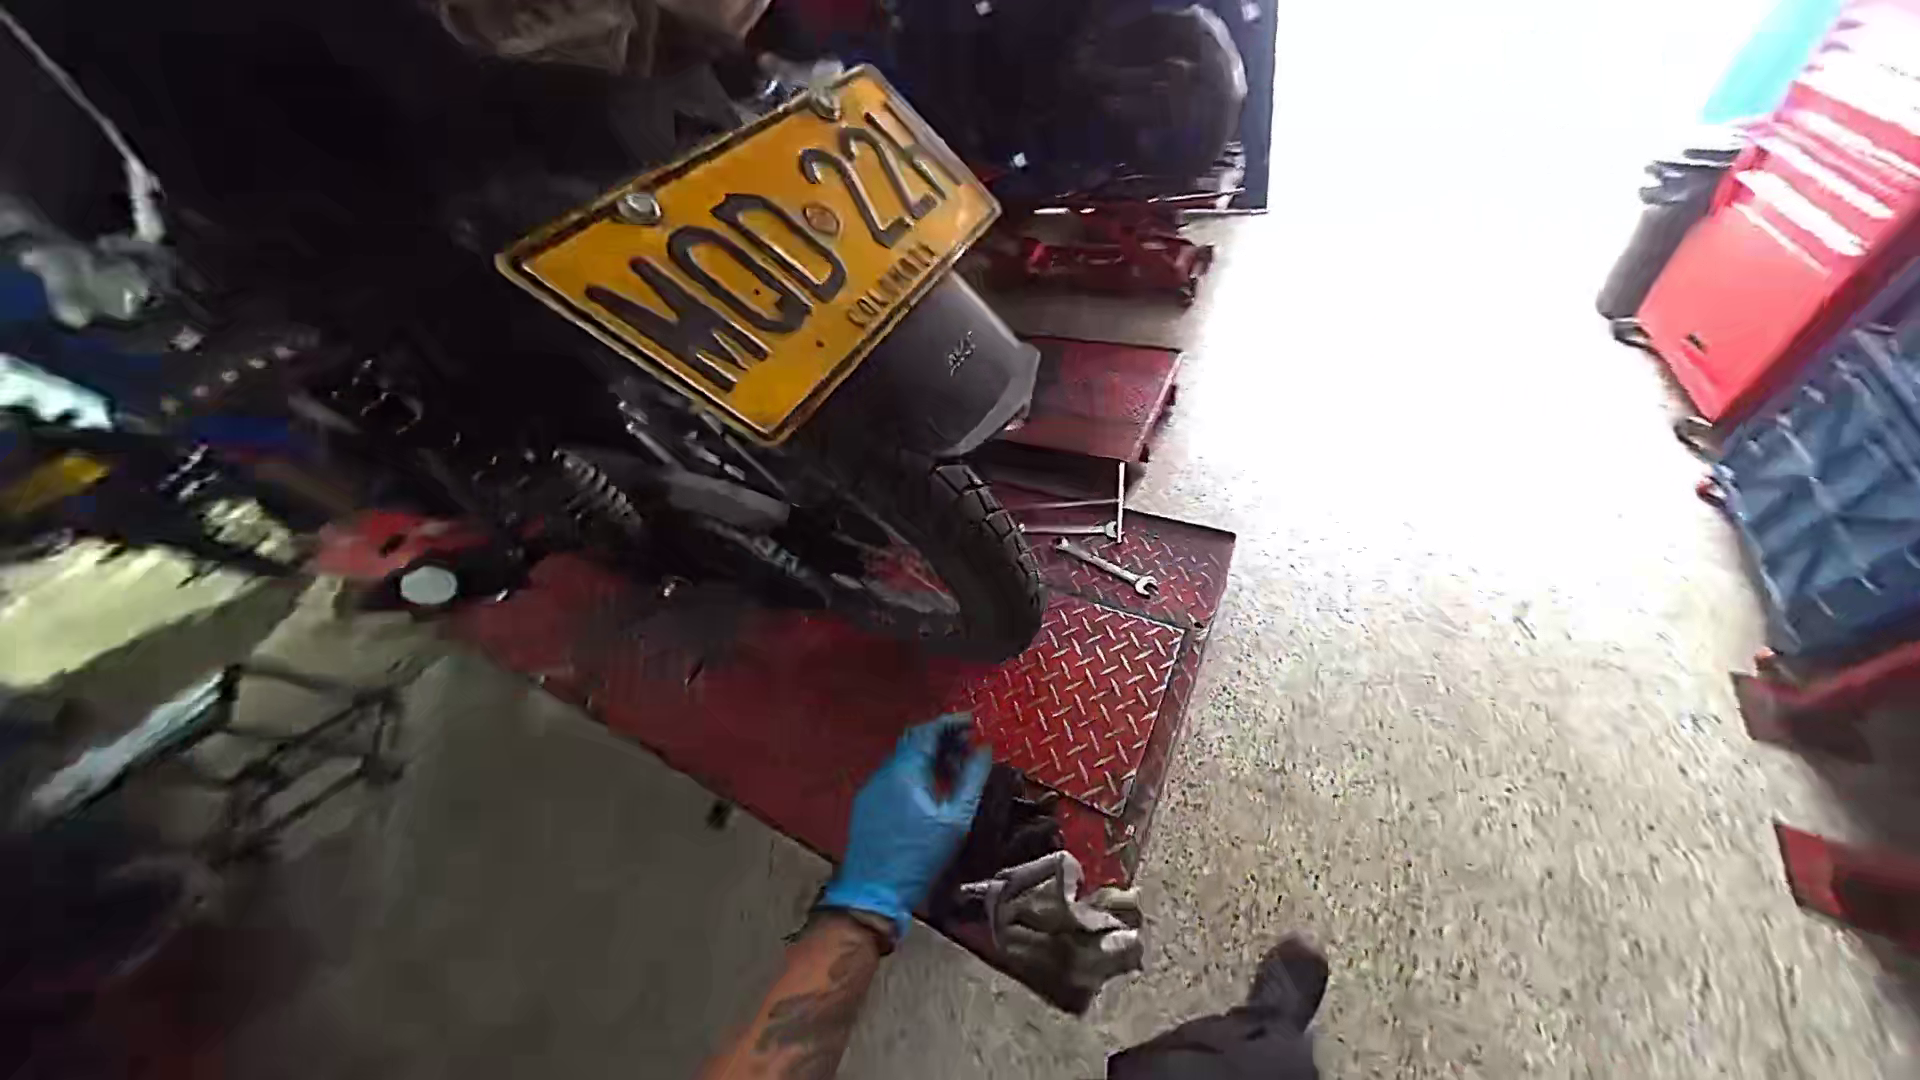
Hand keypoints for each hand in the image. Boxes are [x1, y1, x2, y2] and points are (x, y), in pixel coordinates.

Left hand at [818, 713, 991, 940]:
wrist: (873, 894)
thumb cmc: (919, 858)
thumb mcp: (955, 821)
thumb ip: (972, 780)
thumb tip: (985, 749)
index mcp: (905, 771)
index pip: (928, 731)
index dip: (951, 723)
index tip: (972, 722)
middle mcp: (884, 771)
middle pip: (914, 740)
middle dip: (942, 738)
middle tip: (967, 745)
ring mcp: (872, 786)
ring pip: (904, 757)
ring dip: (929, 756)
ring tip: (954, 769)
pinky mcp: (867, 802)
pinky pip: (894, 774)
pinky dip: (915, 771)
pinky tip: (931, 788)